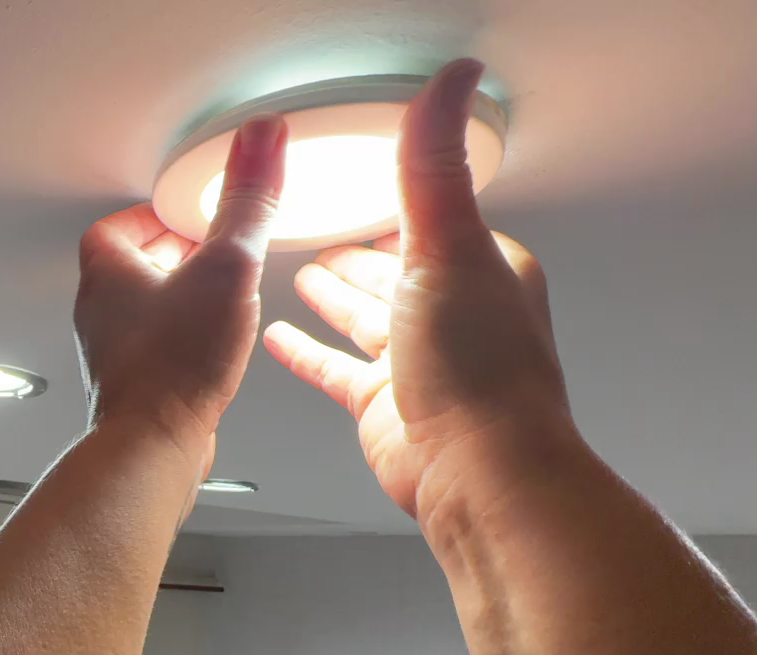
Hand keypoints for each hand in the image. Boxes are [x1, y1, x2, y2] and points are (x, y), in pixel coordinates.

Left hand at [75, 115, 287, 459]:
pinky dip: (178, 334)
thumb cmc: (173, 369)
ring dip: (176, 295)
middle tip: (208, 250)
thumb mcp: (224, 268)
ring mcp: (111, 351)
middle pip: (128, 267)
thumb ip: (244, 203)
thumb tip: (260, 139)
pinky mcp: (130, 383)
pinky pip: (152, 345)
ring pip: (141, 308)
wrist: (153, 444)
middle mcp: (99, 314)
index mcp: (106, 275)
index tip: (186, 214)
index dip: (151, 216)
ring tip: (216, 294)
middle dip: (171, 253)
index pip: (114, 227)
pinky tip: (210, 344)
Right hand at [263, 59, 575, 522]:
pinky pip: (332, 367)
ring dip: (331, 299)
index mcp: (477, 270)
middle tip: (322, 238)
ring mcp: (410, 362)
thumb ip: (430, 173)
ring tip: (300, 278)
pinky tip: (280, 340)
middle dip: (356, 256)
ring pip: (360, 320)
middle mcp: (446, 315)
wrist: (471, 466)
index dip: (390, 208)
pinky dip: (307, 351)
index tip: (359, 191)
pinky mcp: (376, 402)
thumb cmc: (476, 371)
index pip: (426, 225)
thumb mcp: (446, 252)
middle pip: (390, 274)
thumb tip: (446, 86)